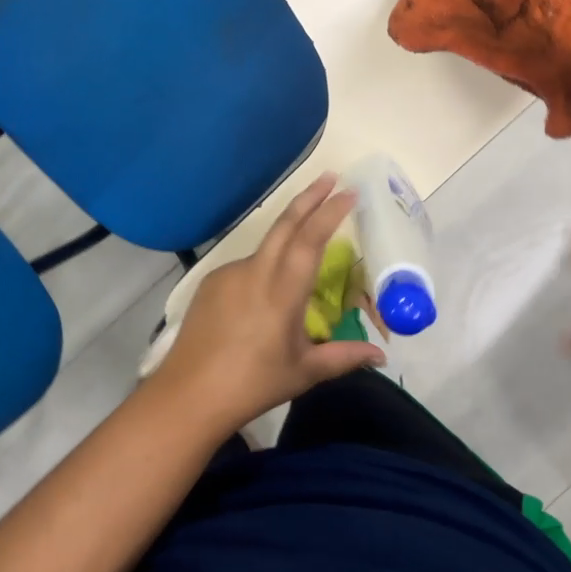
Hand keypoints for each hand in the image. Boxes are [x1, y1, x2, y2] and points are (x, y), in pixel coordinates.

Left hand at [152, 174, 385, 431]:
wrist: (188, 395)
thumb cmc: (253, 384)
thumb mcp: (304, 372)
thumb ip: (344, 357)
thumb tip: (382, 355)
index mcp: (283, 291)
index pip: (310, 239)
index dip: (330, 212)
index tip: (349, 192)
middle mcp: (256, 272)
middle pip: (285, 224)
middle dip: (310, 196)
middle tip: (330, 176)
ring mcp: (229, 273)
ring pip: (265, 249)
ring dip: (286, 240)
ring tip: (301, 266)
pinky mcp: (211, 282)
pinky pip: (245, 268)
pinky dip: (263, 270)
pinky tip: (263, 299)